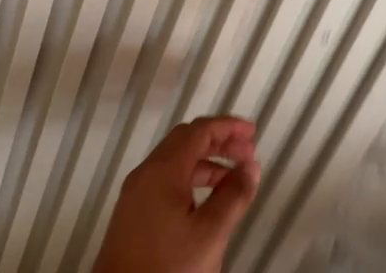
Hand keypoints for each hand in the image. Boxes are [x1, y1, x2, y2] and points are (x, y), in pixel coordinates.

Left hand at [93, 116, 260, 272]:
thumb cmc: (167, 267)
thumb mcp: (209, 233)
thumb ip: (233, 196)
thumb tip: (251, 166)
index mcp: (163, 169)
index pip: (199, 131)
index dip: (228, 126)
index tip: (252, 132)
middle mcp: (146, 173)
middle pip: (186, 140)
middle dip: (219, 141)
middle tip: (247, 151)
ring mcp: (136, 192)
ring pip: (175, 161)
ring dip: (206, 161)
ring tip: (233, 177)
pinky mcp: (133, 212)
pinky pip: (166, 179)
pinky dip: (191, 178)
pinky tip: (206, 199)